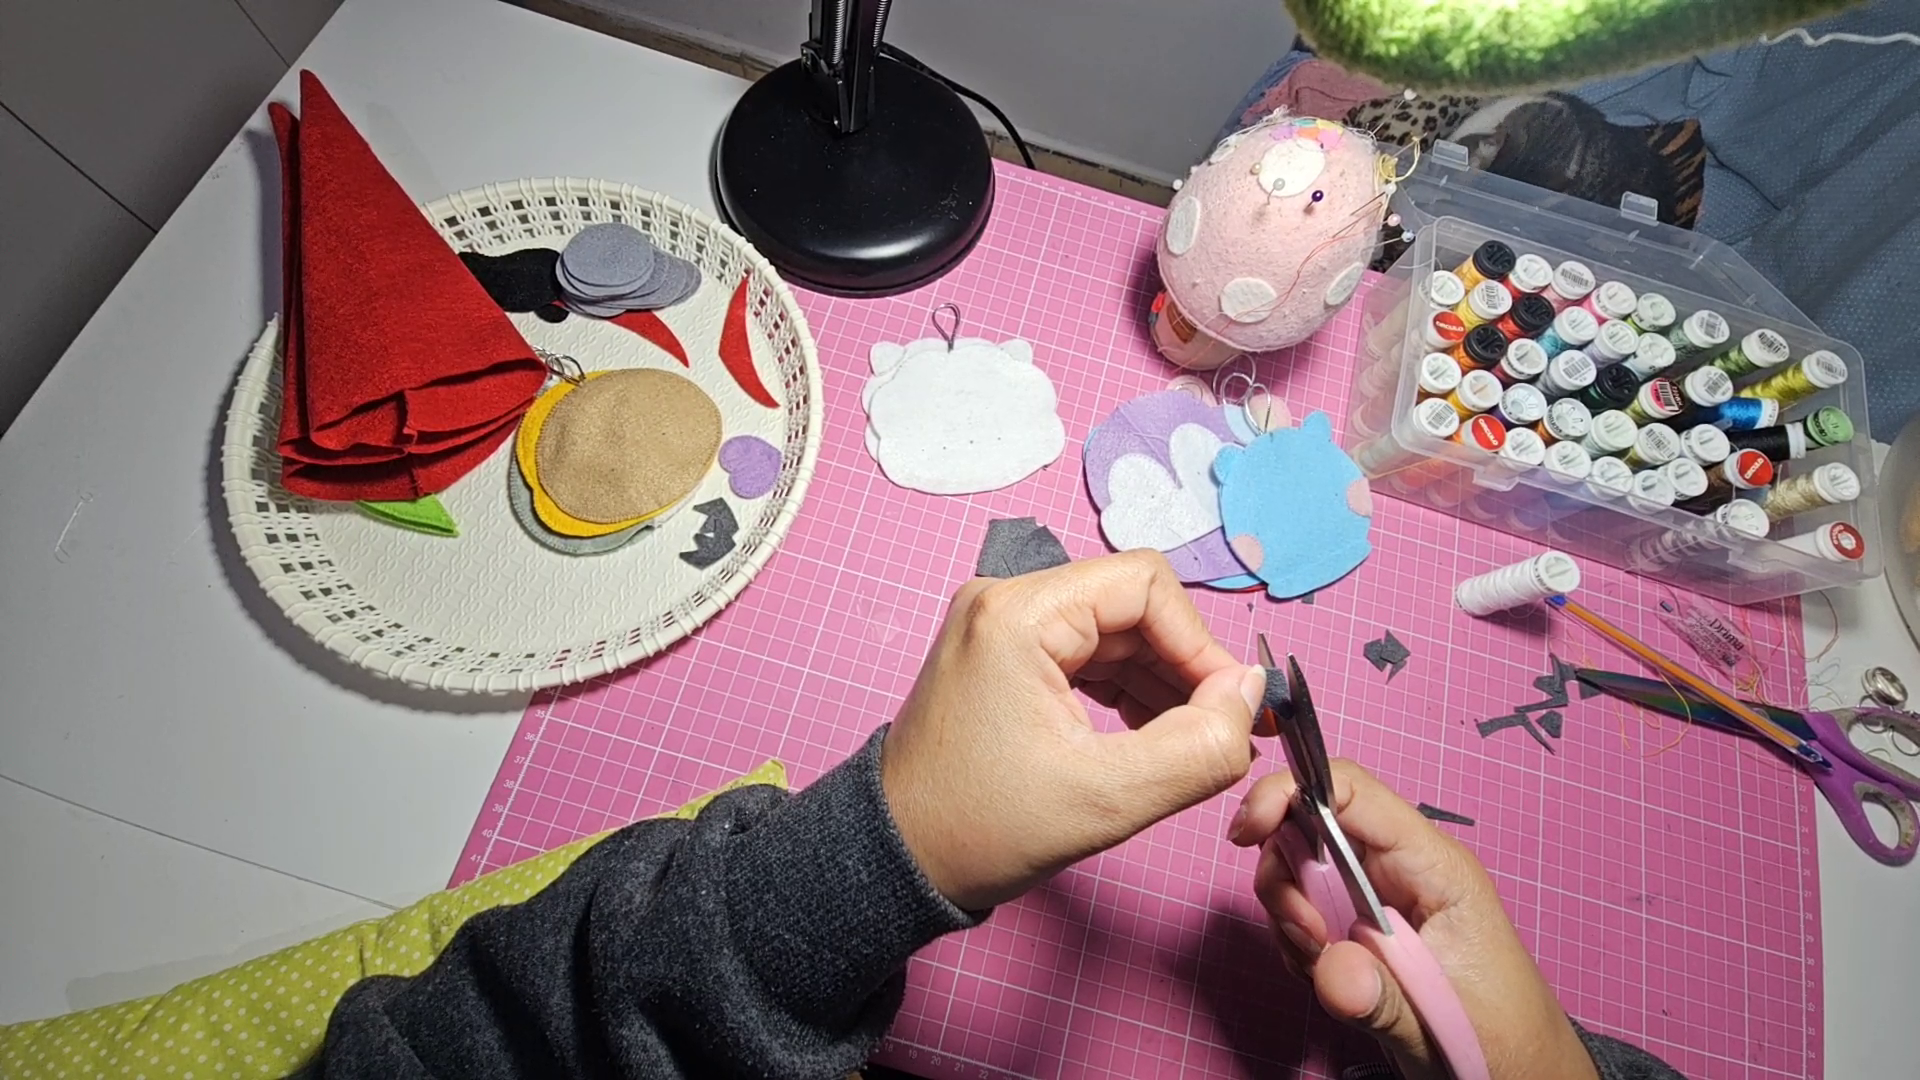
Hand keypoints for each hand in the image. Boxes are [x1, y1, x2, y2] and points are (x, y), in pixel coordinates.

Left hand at [882, 550, 1265, 910]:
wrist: (900, 853)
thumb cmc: (981, 826)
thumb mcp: (1105, 798)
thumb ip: (1198, 748)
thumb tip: (1247, 694)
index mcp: (1018, 613)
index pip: (1142, 584)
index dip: (1199, 642)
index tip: (1231, 707)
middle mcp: (1007, 600)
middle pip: (1129, 606)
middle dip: (1184, 667)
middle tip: (1223, 732)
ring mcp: (1003, 625)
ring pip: (1113, 631)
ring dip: (1160, 681)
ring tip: (1192, 741)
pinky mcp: (1006, 652)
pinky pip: (1086, 653)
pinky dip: (1126, 688)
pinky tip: (1153, 731)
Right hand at [1229, 761, 1597, 1079]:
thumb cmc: (1506, 1047)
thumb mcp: (1445, 1028)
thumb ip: (1383, 1000)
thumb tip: (1328, 968)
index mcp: (1430, 863)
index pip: (1348, 789)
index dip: (1288, 792)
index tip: (1248, 832)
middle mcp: (1396, 861)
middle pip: (1307, 822)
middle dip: (1284, 874)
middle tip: (1303, 935)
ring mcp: (1373, 885)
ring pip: (1296, 861)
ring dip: (1287, 910)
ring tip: (1316, 962)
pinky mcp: (1356, 911)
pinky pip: (1300, 897)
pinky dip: (1292, 932)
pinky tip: (1320, 969)